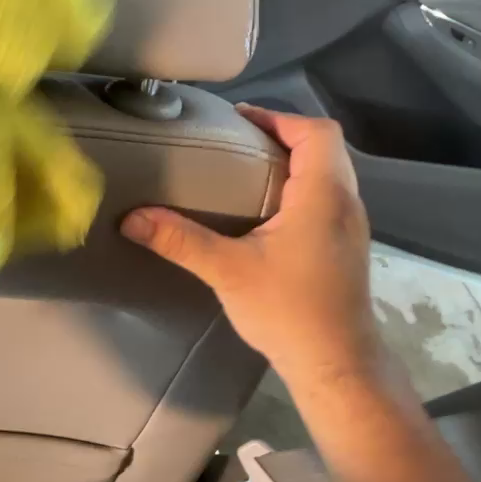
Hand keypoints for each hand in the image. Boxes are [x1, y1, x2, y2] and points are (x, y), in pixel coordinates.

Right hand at [122, 106, 383, 391]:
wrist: (336, 364)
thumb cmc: (288, 311)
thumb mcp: (227, 271)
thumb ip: (179, 240)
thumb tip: (130, 218)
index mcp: (322, 196)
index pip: (316, 133)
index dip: (280, 116)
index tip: (239, 120)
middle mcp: (345, 203)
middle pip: (325, 147)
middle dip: (282, 134)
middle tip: (235, 141)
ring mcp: (350, 226)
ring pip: (328, 172)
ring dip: (292, 160)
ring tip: (244, 168)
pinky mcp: (345, 246)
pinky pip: (326, 196)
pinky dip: (298, 185)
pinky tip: (263, 208)